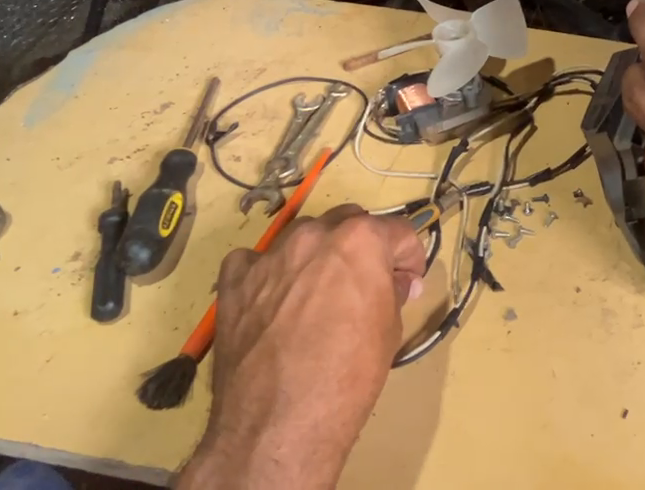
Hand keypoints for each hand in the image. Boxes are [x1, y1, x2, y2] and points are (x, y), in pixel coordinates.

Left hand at [180, 206, 425, 489]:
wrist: (279, 423)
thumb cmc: (348, 374)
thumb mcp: (389, 329)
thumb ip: (391, 291)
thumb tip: (395, 282)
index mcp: (361, 240)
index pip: (398, 231)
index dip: (409, 257)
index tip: (408, 279)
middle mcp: (316, 235)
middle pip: (349, 221)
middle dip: (364, 245)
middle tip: (367, 281)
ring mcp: (271, 256)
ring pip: (303, 235)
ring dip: (318, 253)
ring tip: (318, 289)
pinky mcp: (235, 283)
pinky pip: (253, 261)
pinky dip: (267, 272)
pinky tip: (273, 296)